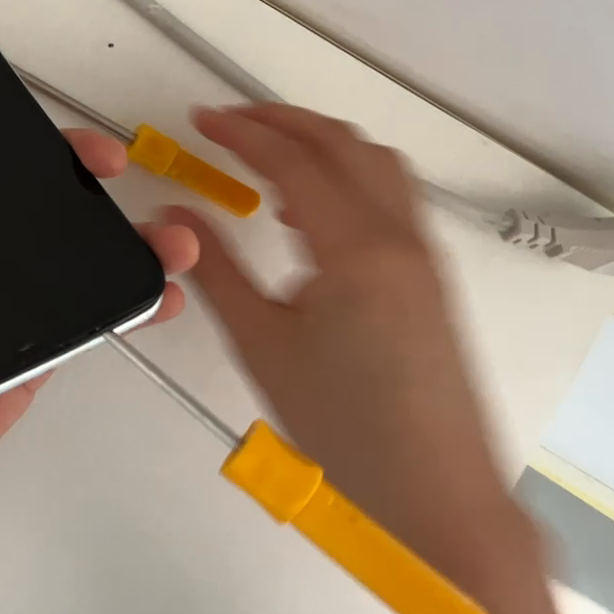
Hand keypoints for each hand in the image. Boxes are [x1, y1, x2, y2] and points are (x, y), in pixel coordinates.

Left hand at [0, 129, 202, 482]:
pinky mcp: (41, 346)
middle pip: (27, 213)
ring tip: (168, 245)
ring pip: (70, 261)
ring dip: (121, 245)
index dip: (0, 163)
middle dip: (74, 179)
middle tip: (112, 162)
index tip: (33, 147)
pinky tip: (158, 300)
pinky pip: (86, 317)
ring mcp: (14, 306)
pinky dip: (125, 307)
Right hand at [178, 104, 554, 613]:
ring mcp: (424, 256)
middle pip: (342, 143)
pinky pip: (391, 196)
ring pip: (375, 163)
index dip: (241, 131)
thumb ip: (214, 269)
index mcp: (356, 248)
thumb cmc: (348, 424)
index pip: (292, 160)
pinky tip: (310, 206)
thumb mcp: (260, 342)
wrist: (438, 495)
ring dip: (320, 140)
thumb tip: (175, 218)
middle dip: (281, 119)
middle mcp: (400, 238)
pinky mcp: (431, 278)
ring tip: (268, 147)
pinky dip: (347, 173)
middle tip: (230, 119)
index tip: (202, 118)